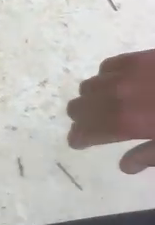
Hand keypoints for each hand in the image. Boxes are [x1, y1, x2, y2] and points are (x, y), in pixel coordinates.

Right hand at [68, 49, 154, 172]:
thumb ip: (152, 154)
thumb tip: (125, 166)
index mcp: (125, 122)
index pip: (84, 132)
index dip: (80, 139)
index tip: (81, 143)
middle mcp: (115, 97)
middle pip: (77, 108)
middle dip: (84, 118)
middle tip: (99, 125)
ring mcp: (126, 75)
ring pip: (89, 87)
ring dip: (94, 97)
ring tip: (112, 102)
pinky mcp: (141, 58)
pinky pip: (108, 67)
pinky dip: (108, 76)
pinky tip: (125, 82)